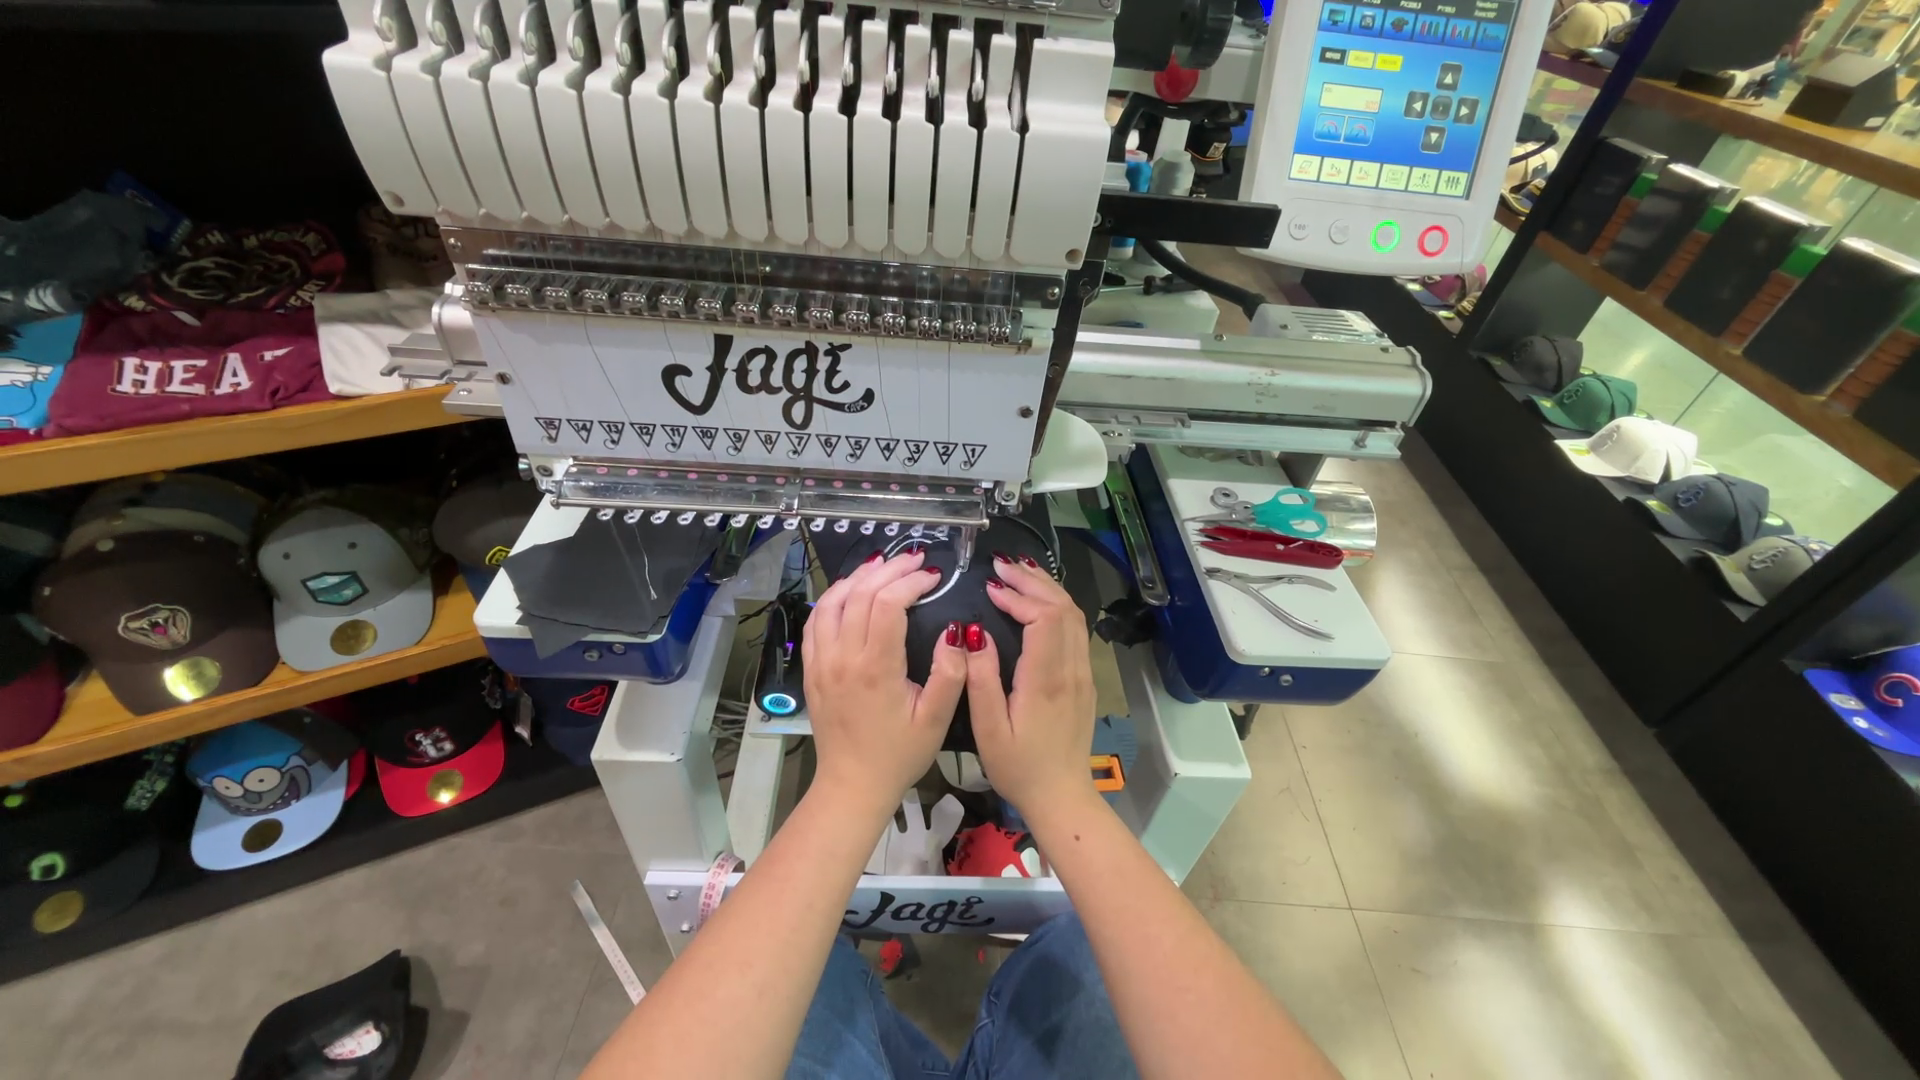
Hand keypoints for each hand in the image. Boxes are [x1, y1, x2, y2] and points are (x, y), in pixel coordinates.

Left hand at [802, 549, 966, 817]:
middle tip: (914, 560)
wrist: (853, 784)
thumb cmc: (899, 754)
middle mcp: (843, 657)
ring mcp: (822, 662)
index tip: (933, 576)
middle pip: (860, 593)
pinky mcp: (811, 669)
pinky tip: (849, 591)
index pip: (888, 603)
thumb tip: (955, 632)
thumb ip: (950, 673)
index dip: (912, 581)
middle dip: (889, 569)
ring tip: (883, 566)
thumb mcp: (936, 720)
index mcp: (876, 667)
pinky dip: (832, 597)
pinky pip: (815, 621)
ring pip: (832, 601)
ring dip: (858, 577)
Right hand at [963, 555, 1097, 819]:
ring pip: (1075, 616)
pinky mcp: (1084, 680)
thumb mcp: (989, 729)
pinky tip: (1039, 602)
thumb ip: (981, 680)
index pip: (1044, 617)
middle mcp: (1071, 669)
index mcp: (1046, 680)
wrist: (1061, 795)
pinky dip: (1058, 606)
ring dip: (1048, 589)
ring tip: (1018, 574)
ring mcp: (1082, 673)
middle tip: (1001, 566)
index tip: (990, 588)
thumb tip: (973, 634)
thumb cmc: (1018, 767)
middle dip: (1033, 581)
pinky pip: (1077, 630)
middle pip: (1064, 607)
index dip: (1018, 595)